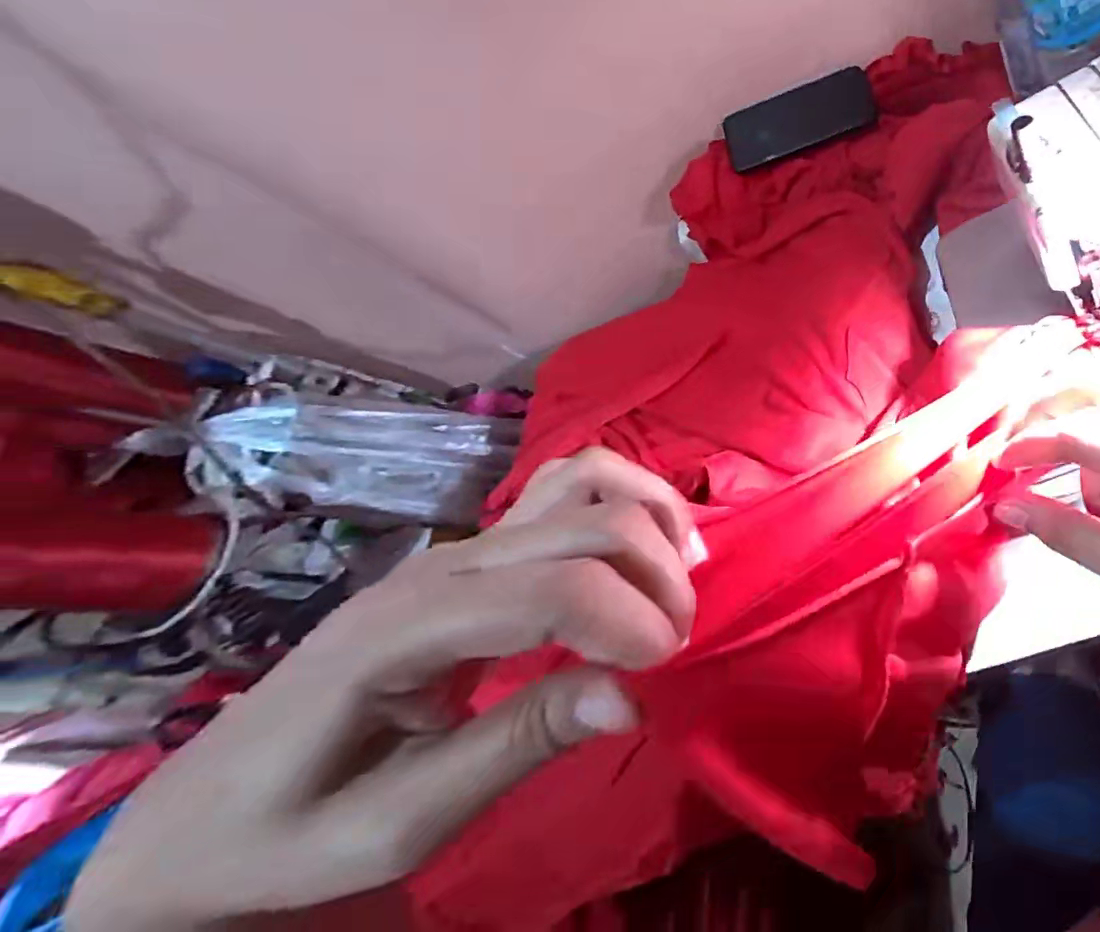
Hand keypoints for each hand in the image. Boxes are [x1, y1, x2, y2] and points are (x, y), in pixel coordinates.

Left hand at [68, 449, 703, 930]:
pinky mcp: (484, 547)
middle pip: (588, 524)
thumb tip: (631, 697)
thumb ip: (517, 748)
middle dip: (657, 577)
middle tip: (673, 644)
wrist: (208, 810)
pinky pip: (574, 485)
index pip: (553, 590)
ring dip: (654, 522)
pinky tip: (651, 547)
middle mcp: (443, 565)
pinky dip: (631, 501)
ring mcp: (464, 545)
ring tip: (678, 581)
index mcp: (402, 630)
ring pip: (590, 480)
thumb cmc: (289, 831)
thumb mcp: (393, 826)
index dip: (631, 621)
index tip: (662, 671)